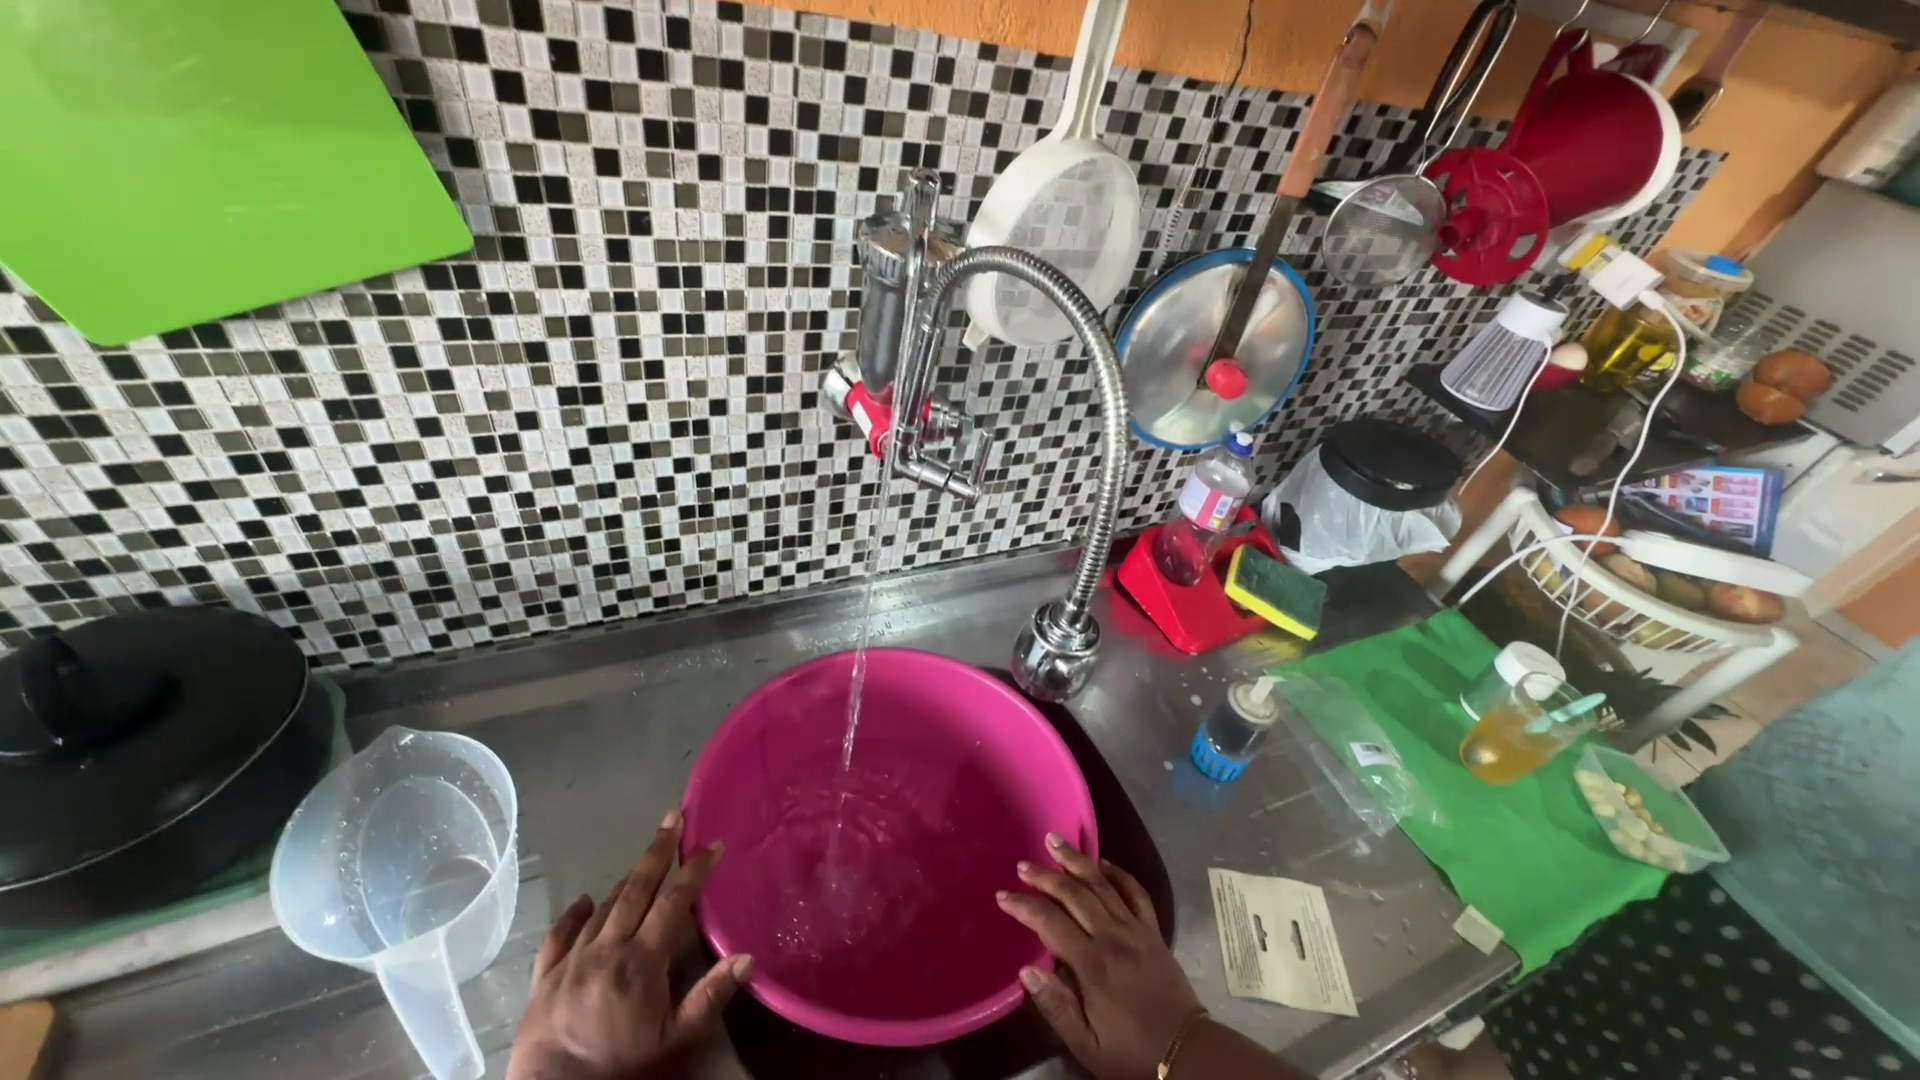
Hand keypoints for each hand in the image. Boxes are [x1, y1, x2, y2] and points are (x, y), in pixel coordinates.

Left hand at [506, 812, 751, 1079]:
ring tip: (647, 859)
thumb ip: (710, 995)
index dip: (694, 870)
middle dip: (659, 851)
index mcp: (641, 961)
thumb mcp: (675, 1040)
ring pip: (604, 906)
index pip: (673, 902)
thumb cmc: (621, 1066)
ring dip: (627, 879)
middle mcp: (607, 949)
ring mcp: (572, 959)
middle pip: (636, 889)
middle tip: (674, 818)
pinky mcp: (545, 976)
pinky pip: (559, 934)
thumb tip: (748, 957)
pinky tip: (585, 900)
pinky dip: (575, 913)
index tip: (712, 844)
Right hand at [996, 832, 1201, 1079]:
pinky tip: (1103, 862)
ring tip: (1055, 842)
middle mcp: (1113, 938)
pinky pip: (1136, 893)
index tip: (1003, 896)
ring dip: (1077, 862)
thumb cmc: (1130, 1053)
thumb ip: (1056, 1007)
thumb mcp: (1086, 1045)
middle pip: (1074, 895)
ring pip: (1102, 885)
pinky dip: (1119, 874)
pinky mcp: (1154, 932)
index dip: (1025, 906)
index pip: (1050, 923)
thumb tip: (1026, 969)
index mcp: (1092, 966)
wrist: (1187, 1054)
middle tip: (1022, 864)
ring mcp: (1136, 931)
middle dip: (1045, 877)